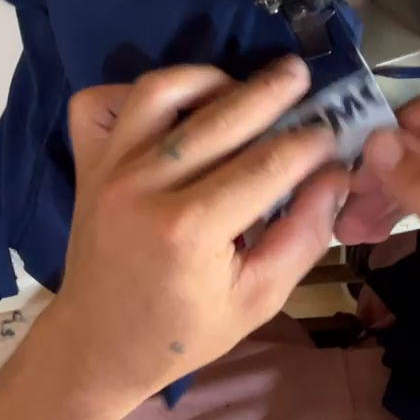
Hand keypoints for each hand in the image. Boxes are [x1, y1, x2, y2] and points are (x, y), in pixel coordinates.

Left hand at [35, 58, 351, 403]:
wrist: (98, 345)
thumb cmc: (183, 332)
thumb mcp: (258, 299)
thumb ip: (302, 235)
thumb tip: (334, 174)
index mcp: (189, 230)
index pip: (265, 165)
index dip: (308, 143)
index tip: (333, 133)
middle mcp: (143, 186)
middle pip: (218, 117)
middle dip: (269, 92)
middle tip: (299, 75)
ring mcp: (107, 169)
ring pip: (157, 92)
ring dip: (204, 79)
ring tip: (237, 87)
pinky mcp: (85, 164)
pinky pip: (99, 104)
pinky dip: (131, 92)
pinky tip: (168, 108)